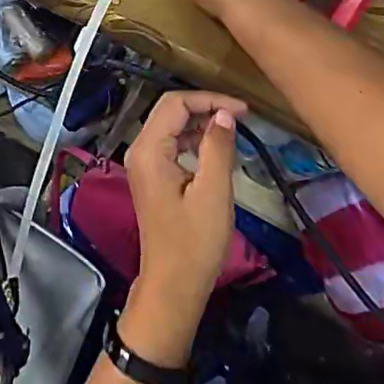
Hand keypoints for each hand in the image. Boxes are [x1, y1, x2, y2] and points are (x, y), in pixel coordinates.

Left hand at [121, 90, 247, 367]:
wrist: (173, 284)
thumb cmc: (195, 242)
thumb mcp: (214, 193)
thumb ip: (218, 148)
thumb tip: (224, 114)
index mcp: (149, 149)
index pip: (175, 103)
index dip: (209, 99)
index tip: (243, 109)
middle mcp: (140, 149)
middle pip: (170, 110)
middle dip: (204, 106)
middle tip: (240, 115)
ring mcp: (143, 162)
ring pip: (170, 126)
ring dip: (200, 122)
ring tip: (233, 129)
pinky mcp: (152, 175)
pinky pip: (171, 144)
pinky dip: (193, 139)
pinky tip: (216, 147)